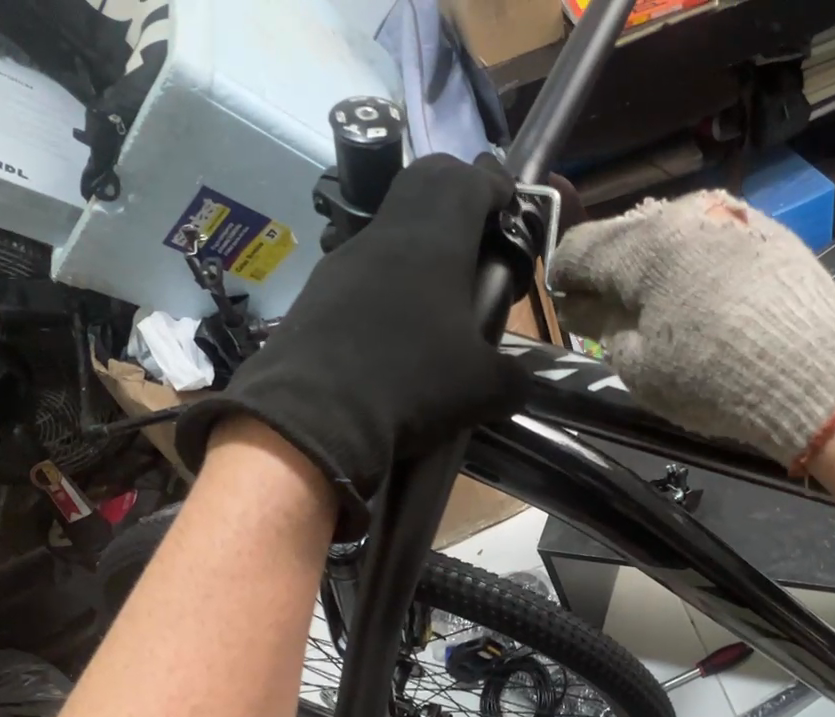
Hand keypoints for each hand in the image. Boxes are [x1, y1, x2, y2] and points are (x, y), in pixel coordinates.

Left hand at [177, 154, 531, 538]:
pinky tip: (398, 324)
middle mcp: (386, 236)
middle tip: (480, 230)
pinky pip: (364, 268)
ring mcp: (345, 262)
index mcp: (435, 241)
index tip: (510, 203)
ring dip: (421, 242)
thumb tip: (521, 380)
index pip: (468, 181)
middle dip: (457, 195)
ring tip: (443, 287)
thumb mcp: (484, 389)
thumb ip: (515, 377)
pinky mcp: (318, 294)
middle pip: (424, 183)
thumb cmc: (412, 384)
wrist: (314, 417)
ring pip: (391, 227)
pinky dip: (390, 278)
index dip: (495, 184)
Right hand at [550, 192, 834, 473]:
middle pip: (625, 237)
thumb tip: (588, 308)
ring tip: (660, 310)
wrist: (818, 377)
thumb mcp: (640, 368)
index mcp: (642, 245)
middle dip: (610, 273)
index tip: (565, 301)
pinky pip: (711, 244)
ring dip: (654, 268)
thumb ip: (604, 329)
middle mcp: (683, 215)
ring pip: (670, 237)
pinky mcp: (767, 234)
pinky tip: (704, 302)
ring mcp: (730, 219)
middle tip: (609, 313)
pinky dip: (694, 268)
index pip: (579, 248)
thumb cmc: (715, 377)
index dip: (563, 277)